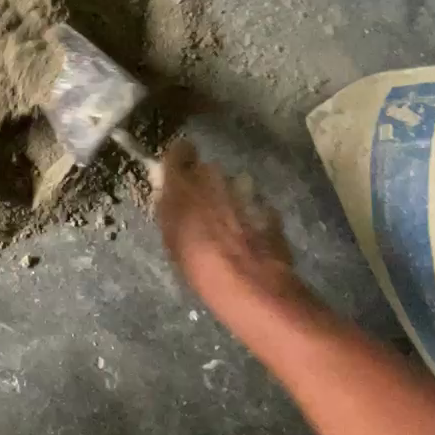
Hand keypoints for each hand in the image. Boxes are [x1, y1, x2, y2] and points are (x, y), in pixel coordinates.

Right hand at [157, 139, 301, 313]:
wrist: (250, 284)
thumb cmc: (199, 264)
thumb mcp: (171, 238)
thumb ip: (169, 208)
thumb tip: (168, 195)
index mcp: (183, 182)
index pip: (179, 150)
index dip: (180, 159)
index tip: (180, 171)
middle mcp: (212, 176)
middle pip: (206, 169)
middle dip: (205, 184)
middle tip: (203, 208)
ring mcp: (243, 188)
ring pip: (231, 185)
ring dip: (228, 198)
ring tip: (228, 226)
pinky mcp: (266, 204)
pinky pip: (252, 203)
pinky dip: (249, 214)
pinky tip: (249, 236)